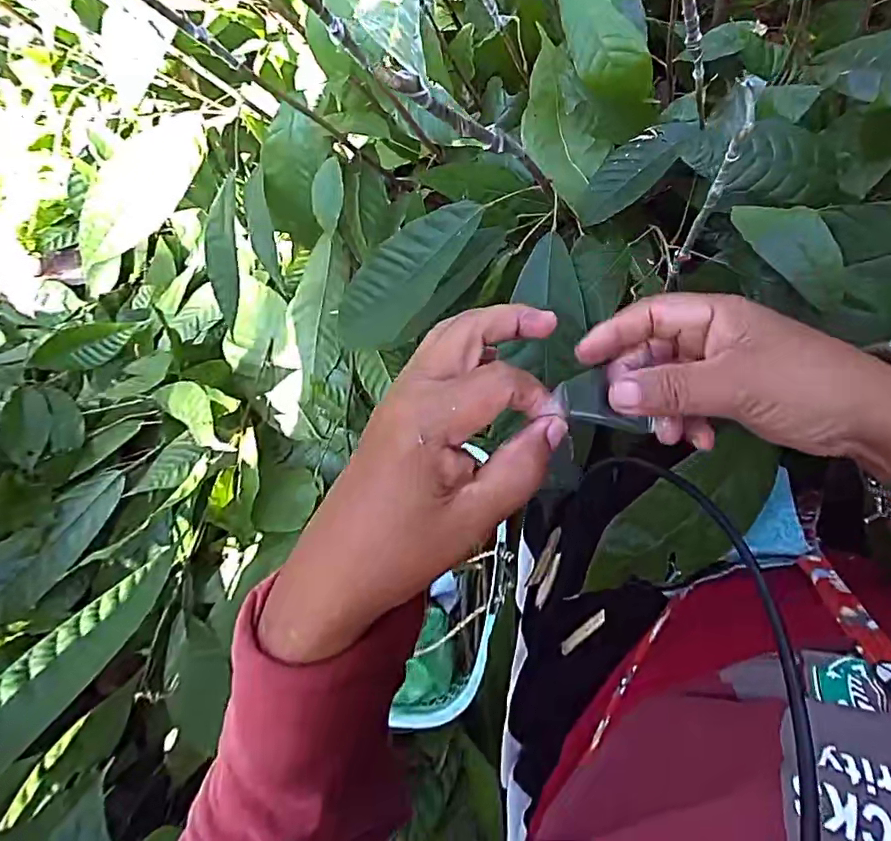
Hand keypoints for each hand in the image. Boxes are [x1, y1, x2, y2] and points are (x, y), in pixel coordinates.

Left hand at [259, 305, 568, 662]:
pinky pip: (435, 357)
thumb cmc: (402, 551)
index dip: (536, 397)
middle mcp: (411, 392)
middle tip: (551, 322)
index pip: (500, 382)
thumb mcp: (474, 518)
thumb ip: (521, 467)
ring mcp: (398, 395)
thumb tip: (553, 425)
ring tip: (527, 328)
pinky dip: (468, 345)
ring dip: (487, 325)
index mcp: (429, 417)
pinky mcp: (395, 407)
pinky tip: (490, 361)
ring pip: (446, 336)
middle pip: (464, 331)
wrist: (335, 571)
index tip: (555, 427)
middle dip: (510, 318)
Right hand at [574, 294, 890, 480]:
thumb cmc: (802, 385)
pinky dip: (690, 420)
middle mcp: (712, 333)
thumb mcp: (734, 384)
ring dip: (666, 408)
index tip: (581, 358)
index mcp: (713, 314)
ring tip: (675, 435)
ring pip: (671, 381)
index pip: (649, 314)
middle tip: (634, 414)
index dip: (613, 333)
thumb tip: (614, 392)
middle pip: (655, 351)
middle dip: (642, 383)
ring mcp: (722, 363)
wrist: (867, 419)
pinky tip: (702, 439)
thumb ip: (673, 387)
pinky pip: (693, 401)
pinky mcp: (733, 391)